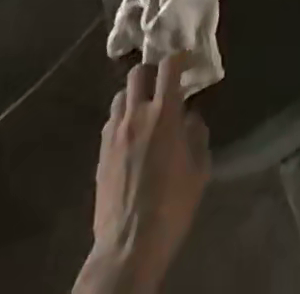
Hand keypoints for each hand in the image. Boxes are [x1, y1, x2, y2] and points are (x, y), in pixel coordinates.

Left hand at [74, 51, 211, 293]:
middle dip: (152, 71)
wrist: (129, 243)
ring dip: (135, 95)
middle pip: (138, 73)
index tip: (188, 58)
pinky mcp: (101, 148)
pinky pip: (112, 119)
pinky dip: (124, 116)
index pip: (168, 68)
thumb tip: (192, 118)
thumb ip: (198, 137)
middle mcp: (136, 114)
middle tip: (164, 83)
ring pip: (121, 95)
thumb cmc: (171, 208)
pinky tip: (132, 135)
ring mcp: (114, 130)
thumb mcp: (199, 173)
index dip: (179, 57)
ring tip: (147, 109)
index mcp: (164, 115)